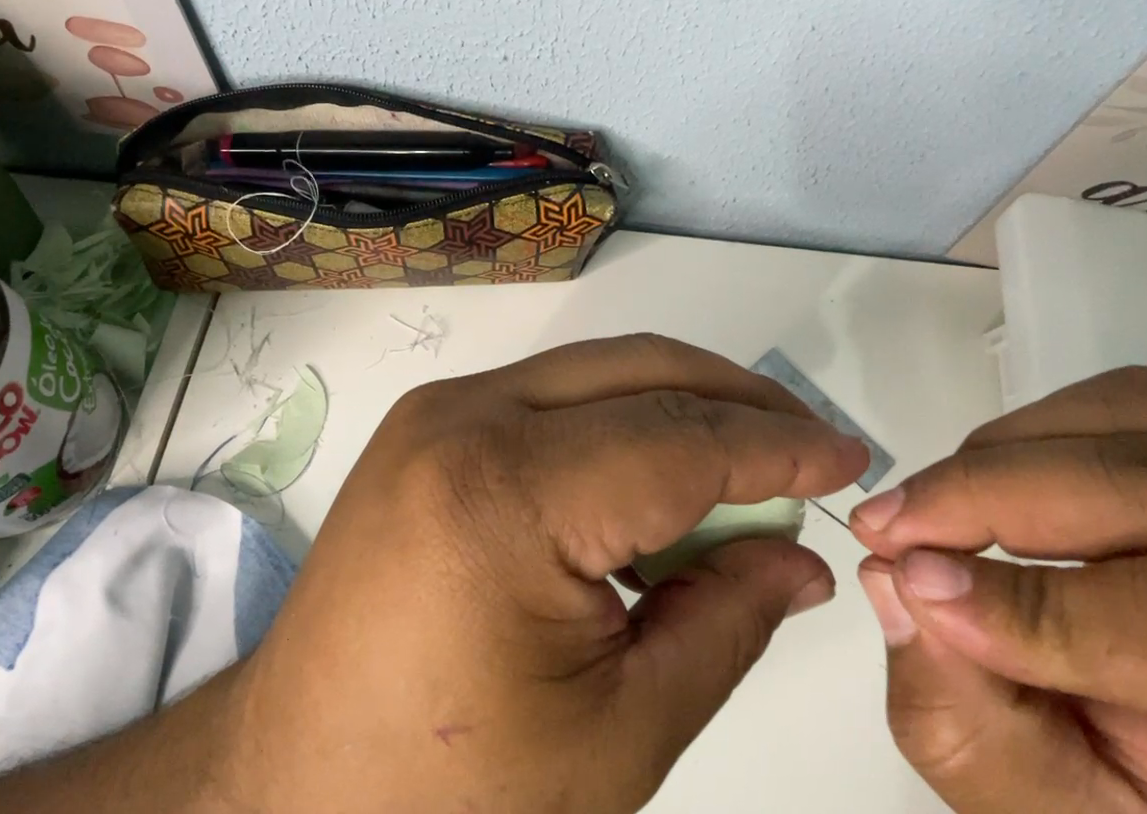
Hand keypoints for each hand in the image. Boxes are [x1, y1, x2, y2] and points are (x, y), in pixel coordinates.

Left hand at [217, 335, 869, 812]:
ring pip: (595, 374)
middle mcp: (463, 420)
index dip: (780, 445)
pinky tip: (655, 488)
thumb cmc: (453, 787)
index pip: (681, 440)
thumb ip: (727, 623)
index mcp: (507, 492)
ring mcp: (435, 415)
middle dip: (738, 404)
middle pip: (640, 374)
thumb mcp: (620, 728)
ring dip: (680, 408)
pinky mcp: (424, 431)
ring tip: (748, 471)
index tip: (851, 456)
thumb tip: (800, 556)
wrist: (295, 783)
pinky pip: (549, 400)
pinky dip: (618, 426)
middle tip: (811, 449)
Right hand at [850, 367, 1146, 813]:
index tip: (907, 586)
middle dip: (989, 495)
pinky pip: (1146, 410)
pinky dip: (1045, 430)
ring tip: (932, 511)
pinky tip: (1002, 484)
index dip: (1035, 601)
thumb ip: (999, 745)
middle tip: (882, 531)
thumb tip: (901, 592)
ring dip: (1006, 453)